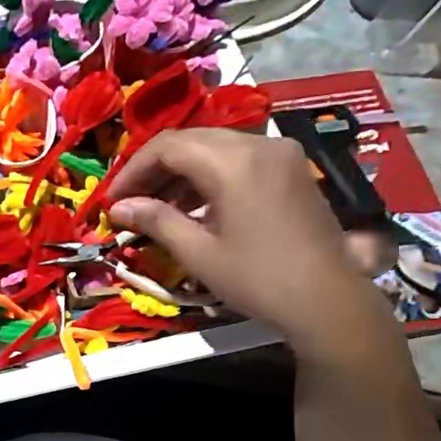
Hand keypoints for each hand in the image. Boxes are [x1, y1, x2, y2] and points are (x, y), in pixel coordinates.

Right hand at [108, 129, 386, 352]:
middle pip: (192, 140)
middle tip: (132, 200)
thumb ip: (157, 221)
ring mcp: (280, 154)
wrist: (327, 300)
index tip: (113, 200)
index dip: (134, 169)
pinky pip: (241, 159)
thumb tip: (119, 207)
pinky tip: (195, 205)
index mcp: (234, 162)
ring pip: (216, 147)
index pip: (169, 147)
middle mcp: (259, 144)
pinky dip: (211, 175)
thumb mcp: (199, 254)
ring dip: (183, 172)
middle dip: (156, 168)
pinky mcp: (292, 169)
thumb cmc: (258, 279)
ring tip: (159, 207)